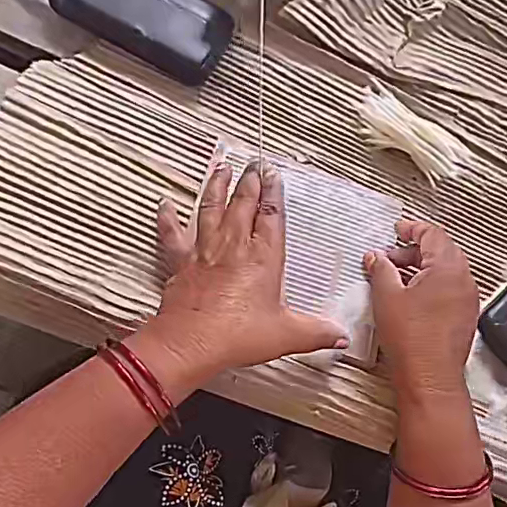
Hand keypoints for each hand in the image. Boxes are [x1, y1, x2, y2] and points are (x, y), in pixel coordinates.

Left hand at [149, 161, 347, 375]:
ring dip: (216, 186)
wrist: (191, 343)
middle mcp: (233, 246)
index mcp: (263, 257)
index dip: (273, 191)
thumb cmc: (237, 335)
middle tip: (254, 163)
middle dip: (249, 181)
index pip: (271, 214)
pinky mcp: (181, 262)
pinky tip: (166, 205)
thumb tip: (340, 337)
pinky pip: (172, 234)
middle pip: (242, 203)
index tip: (273, 174)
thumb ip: (316, 333)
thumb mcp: (286, 335)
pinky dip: (168, 218)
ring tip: (221, 168)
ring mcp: (204, 251)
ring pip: (210, 208)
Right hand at [363, 219, 479, 399]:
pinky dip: (430, 285)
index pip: (432, 234)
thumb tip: (377, 257)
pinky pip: (449, 289)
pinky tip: (410, 297)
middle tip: (390, 257)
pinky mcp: (464, 316)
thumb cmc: (413, 342)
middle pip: (441, 251)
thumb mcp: (387, 296)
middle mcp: (464, 280)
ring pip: (445, 271)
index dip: (412, 229)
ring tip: (395, 278)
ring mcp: (467, 299)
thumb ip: (381, 269)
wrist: (430, 378)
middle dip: (413, 251)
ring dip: (421, 268)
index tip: (399, 229)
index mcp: (448, 268)